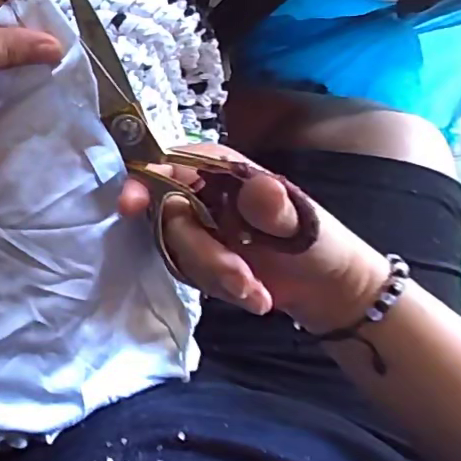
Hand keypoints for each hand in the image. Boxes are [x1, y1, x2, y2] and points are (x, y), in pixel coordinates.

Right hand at [118, 143, 391, 331]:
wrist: (329, 289)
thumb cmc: (319, 242)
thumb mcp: (302, 223)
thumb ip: (274, 207)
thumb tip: (260, 185)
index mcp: (216, 167)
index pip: (164, 166)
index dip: (141, 182)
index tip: (131, 206)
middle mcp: (195, 191)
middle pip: (168, 217)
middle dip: (203, 255)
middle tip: (244, 279)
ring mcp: (191, 225)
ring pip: (176, 250)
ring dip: (216, 277)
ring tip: (258, 292)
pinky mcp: (192, 255)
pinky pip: (186, 272)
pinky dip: (219, 289)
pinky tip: (252, 294)